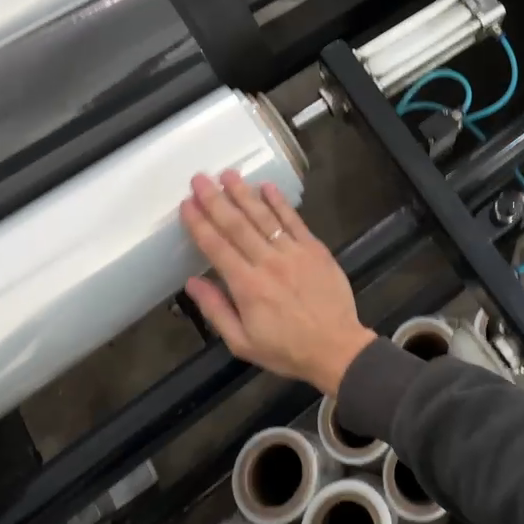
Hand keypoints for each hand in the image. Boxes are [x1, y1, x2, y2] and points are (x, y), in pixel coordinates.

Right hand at [180, 171, 376, 394]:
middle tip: (200, 178)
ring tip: (228, 174)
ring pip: (264, 217)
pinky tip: (267, 186)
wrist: (336, 347)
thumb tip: (191, 282)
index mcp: (247, 286)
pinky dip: (279, 202)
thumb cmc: (286, 349)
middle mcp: (268, 262)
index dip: (200, 224)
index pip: (217, 247)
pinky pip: (294, 220)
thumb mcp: (242, 342)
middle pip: (237, 225)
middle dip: (216, 200)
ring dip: (244, 193)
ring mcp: (294, 252)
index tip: (187, 204)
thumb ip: (216, 310)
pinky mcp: (315, 248)